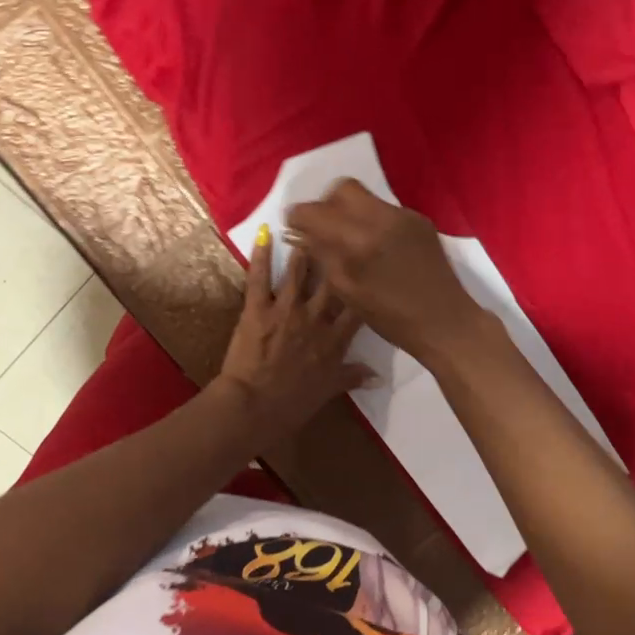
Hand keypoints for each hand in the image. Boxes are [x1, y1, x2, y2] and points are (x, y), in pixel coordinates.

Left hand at [215, 226, 372, 440]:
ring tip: (308, 228)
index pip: (357, 306)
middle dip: (337, 258)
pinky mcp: (258, 309)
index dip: (363, 285)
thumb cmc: (293, 403)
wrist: (256, 406)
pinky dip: (261, 255)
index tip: (369, 267)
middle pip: (331, 281)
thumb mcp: (329, 391)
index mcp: (336, 339)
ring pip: (300, 273)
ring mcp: (287, 310)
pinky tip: (263, 232)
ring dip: (304, 250)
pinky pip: (260, 277)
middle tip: (341, 236)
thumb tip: (378, 376)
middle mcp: (316, 318)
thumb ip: (353, 377)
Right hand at [285, 179, 488, 363]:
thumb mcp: (346, 291)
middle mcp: (382, 218)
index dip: (299, 217)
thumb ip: (322, 256)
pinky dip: (371, 220)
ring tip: (348, 239)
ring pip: (366, 197)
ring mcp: (404, 216)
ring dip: (349, 211)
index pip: (316, 210)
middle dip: (326, 204)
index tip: (294, 227)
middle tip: (321, 228)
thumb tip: (302, 234)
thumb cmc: (391, 317)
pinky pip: (385, 209)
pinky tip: (376, 247)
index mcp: (359, 240)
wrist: (444, 321)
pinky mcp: (420, 221)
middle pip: (342, 189)